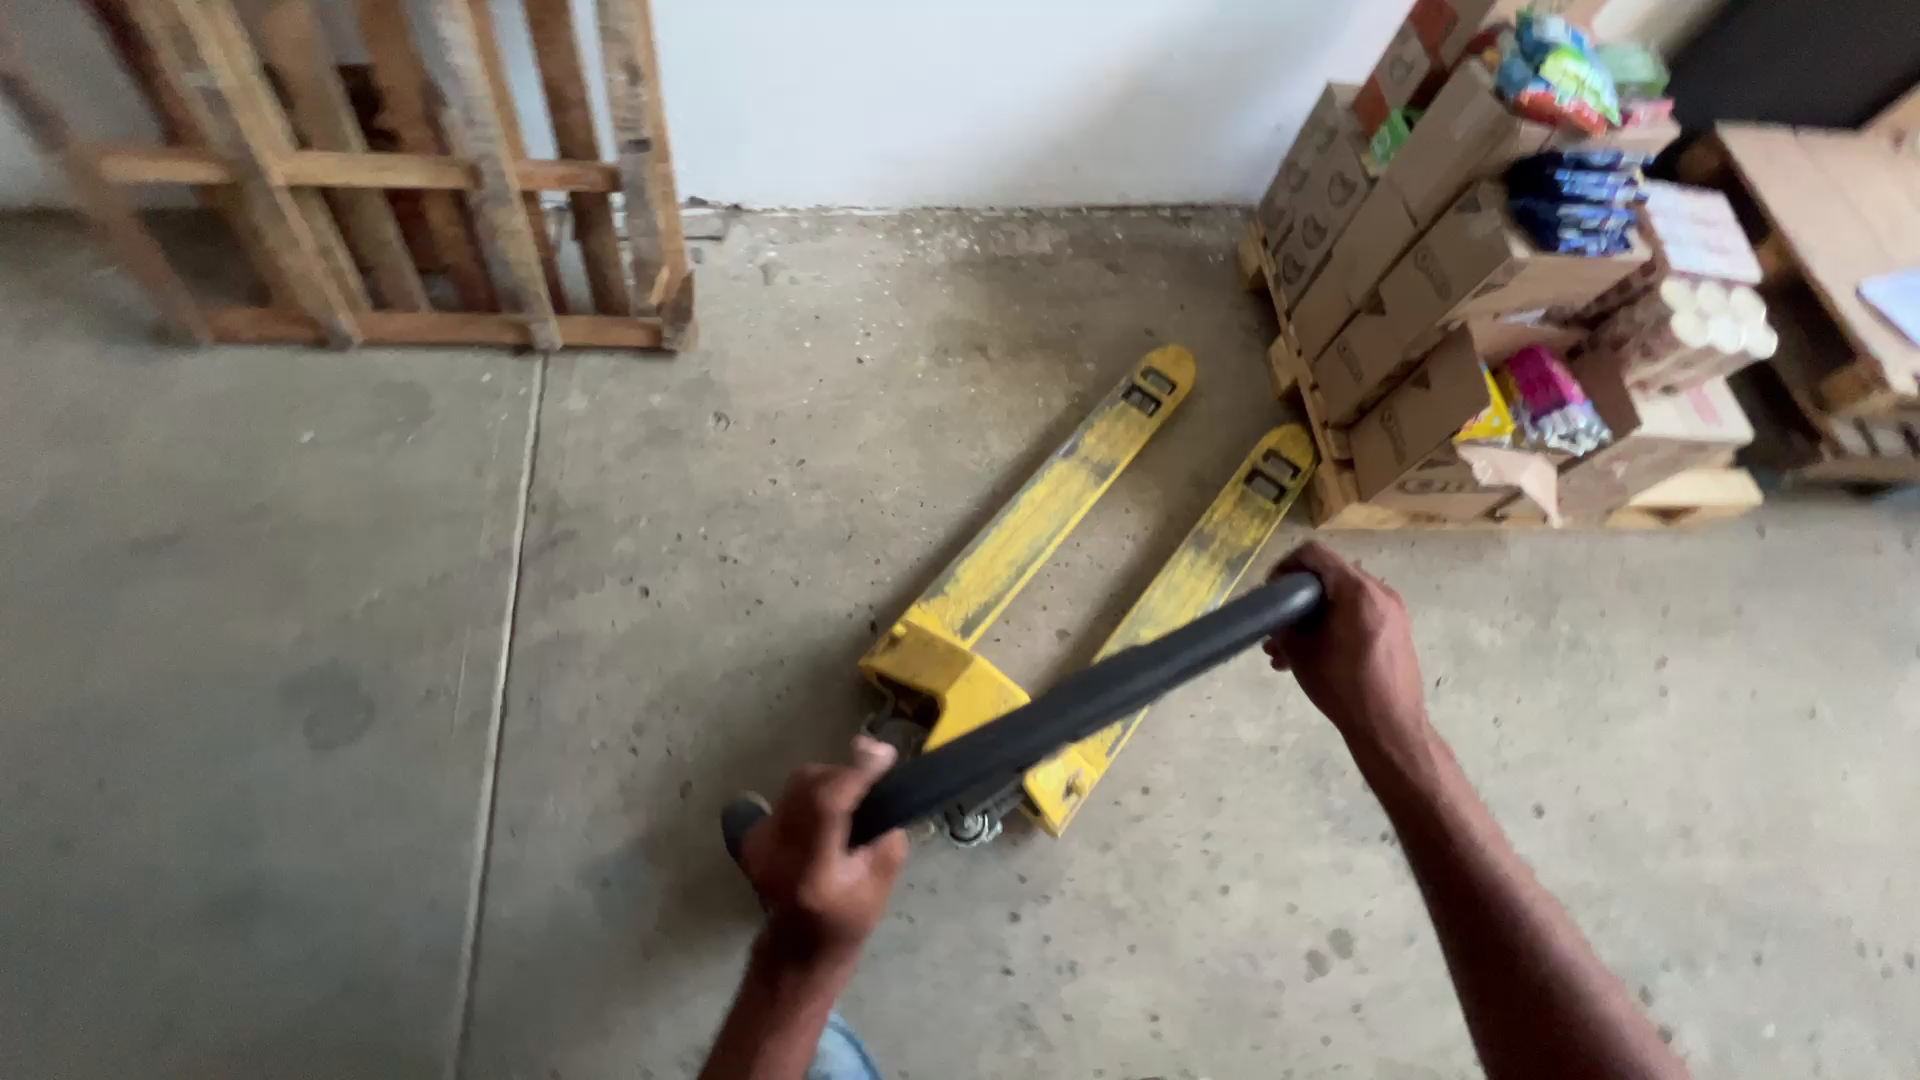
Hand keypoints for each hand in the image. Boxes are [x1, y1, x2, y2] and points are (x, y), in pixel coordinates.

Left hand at [737, 736, 909, 967]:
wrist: (795, 953)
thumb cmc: (843, 926)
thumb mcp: (879, 893)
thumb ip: (888, 845)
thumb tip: (885, 795)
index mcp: (813, 871)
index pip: (827, 804)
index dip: (855, 771)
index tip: (883, 754)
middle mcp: (778, 851)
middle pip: (809, 784)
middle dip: (846, 771)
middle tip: (873, 775)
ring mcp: (759, 843)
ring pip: (796, 784)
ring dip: (829, 780)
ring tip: (851, 795)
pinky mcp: (752, 837)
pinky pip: (787, 795)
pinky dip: (812, 792)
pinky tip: (826, 812)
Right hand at [1264, 542, 1429, 758]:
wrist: (1389, 728)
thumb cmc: (1342, 687)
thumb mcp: (1300, 652)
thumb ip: (1285, 620)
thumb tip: (1276, 612)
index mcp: (1357, 591)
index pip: (1314, 553)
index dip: (1284, 566)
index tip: (1269, 592)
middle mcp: (1380, 592)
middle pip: (1327, 575)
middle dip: (1295, 598)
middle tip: (1275, 624)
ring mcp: (1391, 610)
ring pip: (1339, 597)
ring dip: (1310, 615)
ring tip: (1284, 650)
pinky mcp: (1394, 628)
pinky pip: (1355, 612)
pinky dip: (1330, 623)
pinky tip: (1309, 655)